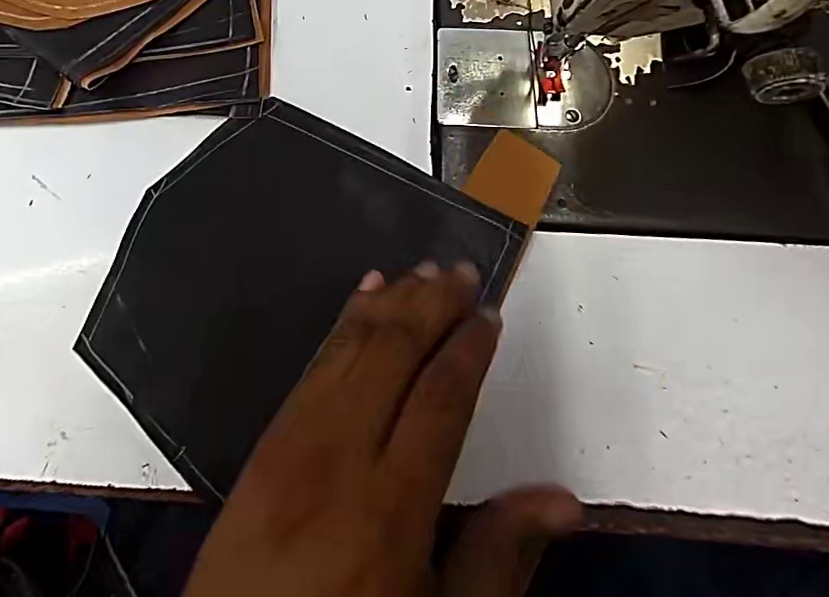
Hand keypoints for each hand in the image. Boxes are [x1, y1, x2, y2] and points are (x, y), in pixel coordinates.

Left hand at [183, 261, 581, 596]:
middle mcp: (341, 455)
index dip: (469, 347)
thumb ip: (498, 556)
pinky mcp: (266, 440)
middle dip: (432, 304)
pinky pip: (312, 362)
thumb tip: (563, 501)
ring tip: (424, 272)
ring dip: (391, 302)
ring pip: (352, 345)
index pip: (441, 396)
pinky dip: (343, 321)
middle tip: (463, 272)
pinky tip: (362, 296)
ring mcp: (296, 440)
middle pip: (395, 352)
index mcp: (392, 504)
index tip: (490, 314)